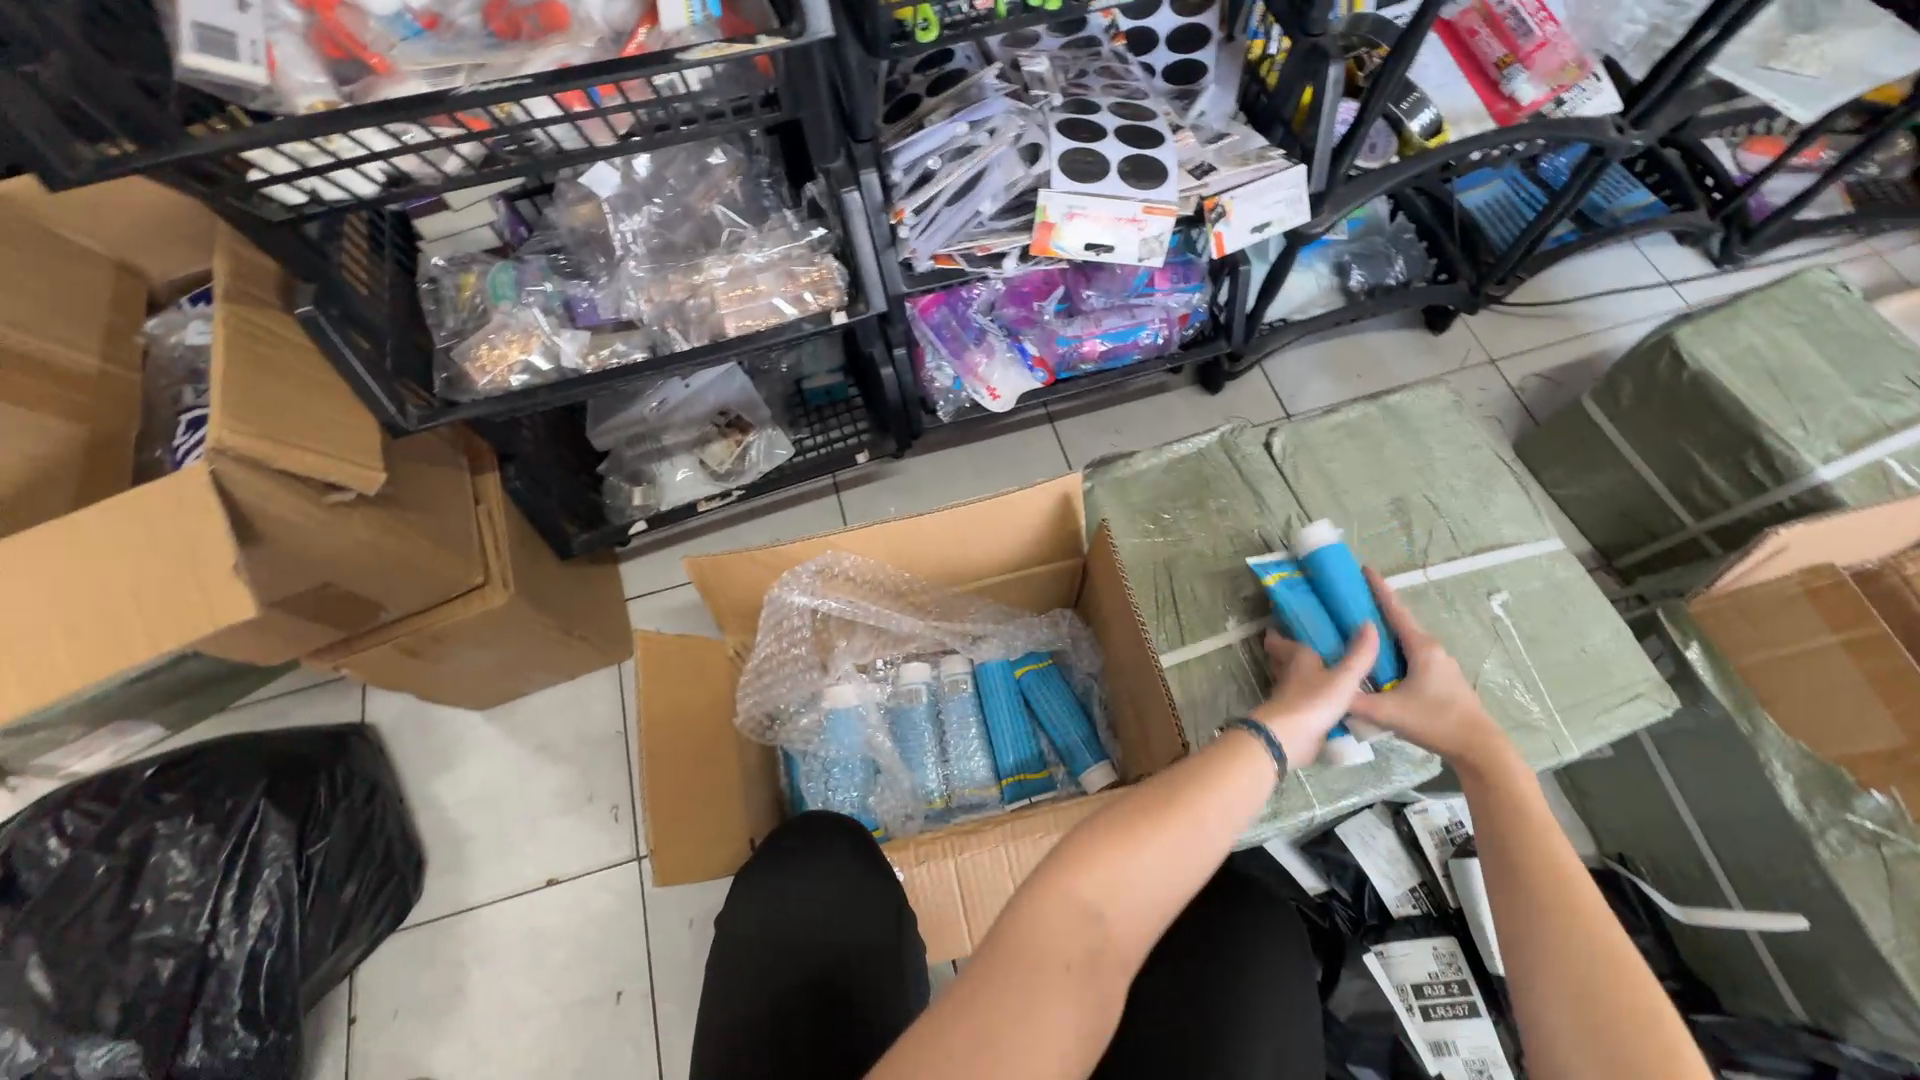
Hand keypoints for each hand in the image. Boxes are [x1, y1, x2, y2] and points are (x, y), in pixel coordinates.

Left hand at [1249, 622, 1377, 766]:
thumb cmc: (1313, 700)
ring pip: (1293, 680)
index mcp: (1295, 657)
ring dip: (1306, 675)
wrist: (1289, 738)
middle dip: (1294, 651)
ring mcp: (1289, 696)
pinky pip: (1304, 701)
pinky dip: (1314, 697)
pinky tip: (1333, 699)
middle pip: (1283, 659)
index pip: (1277, 639)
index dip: (1279, 631)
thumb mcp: (1343, 677)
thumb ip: (1359, 654)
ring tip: (1330, 670)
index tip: (1288, 622)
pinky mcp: (1296, 716)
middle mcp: (1288, 674)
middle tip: (1316, 644)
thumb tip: (1369, 623)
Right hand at [1346, 568, 1512, 770]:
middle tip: (1350, 604)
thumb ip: (1353, 700)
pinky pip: (1411, 658)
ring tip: (1359, 637)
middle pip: (1399, 624)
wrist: (1478, 748)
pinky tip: (1379, 668)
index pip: (1395, 611)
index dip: (1379, 589)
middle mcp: (1432, 650)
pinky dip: (1393, 655)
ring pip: (1405, 644)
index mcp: (1421, 648)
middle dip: (1376, 612)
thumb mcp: (1387, 712)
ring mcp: (1440, 665)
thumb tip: (1328, 691)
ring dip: (1384, 638)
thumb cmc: (1435, 721)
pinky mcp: (1442, 680)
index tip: (1365, 569)